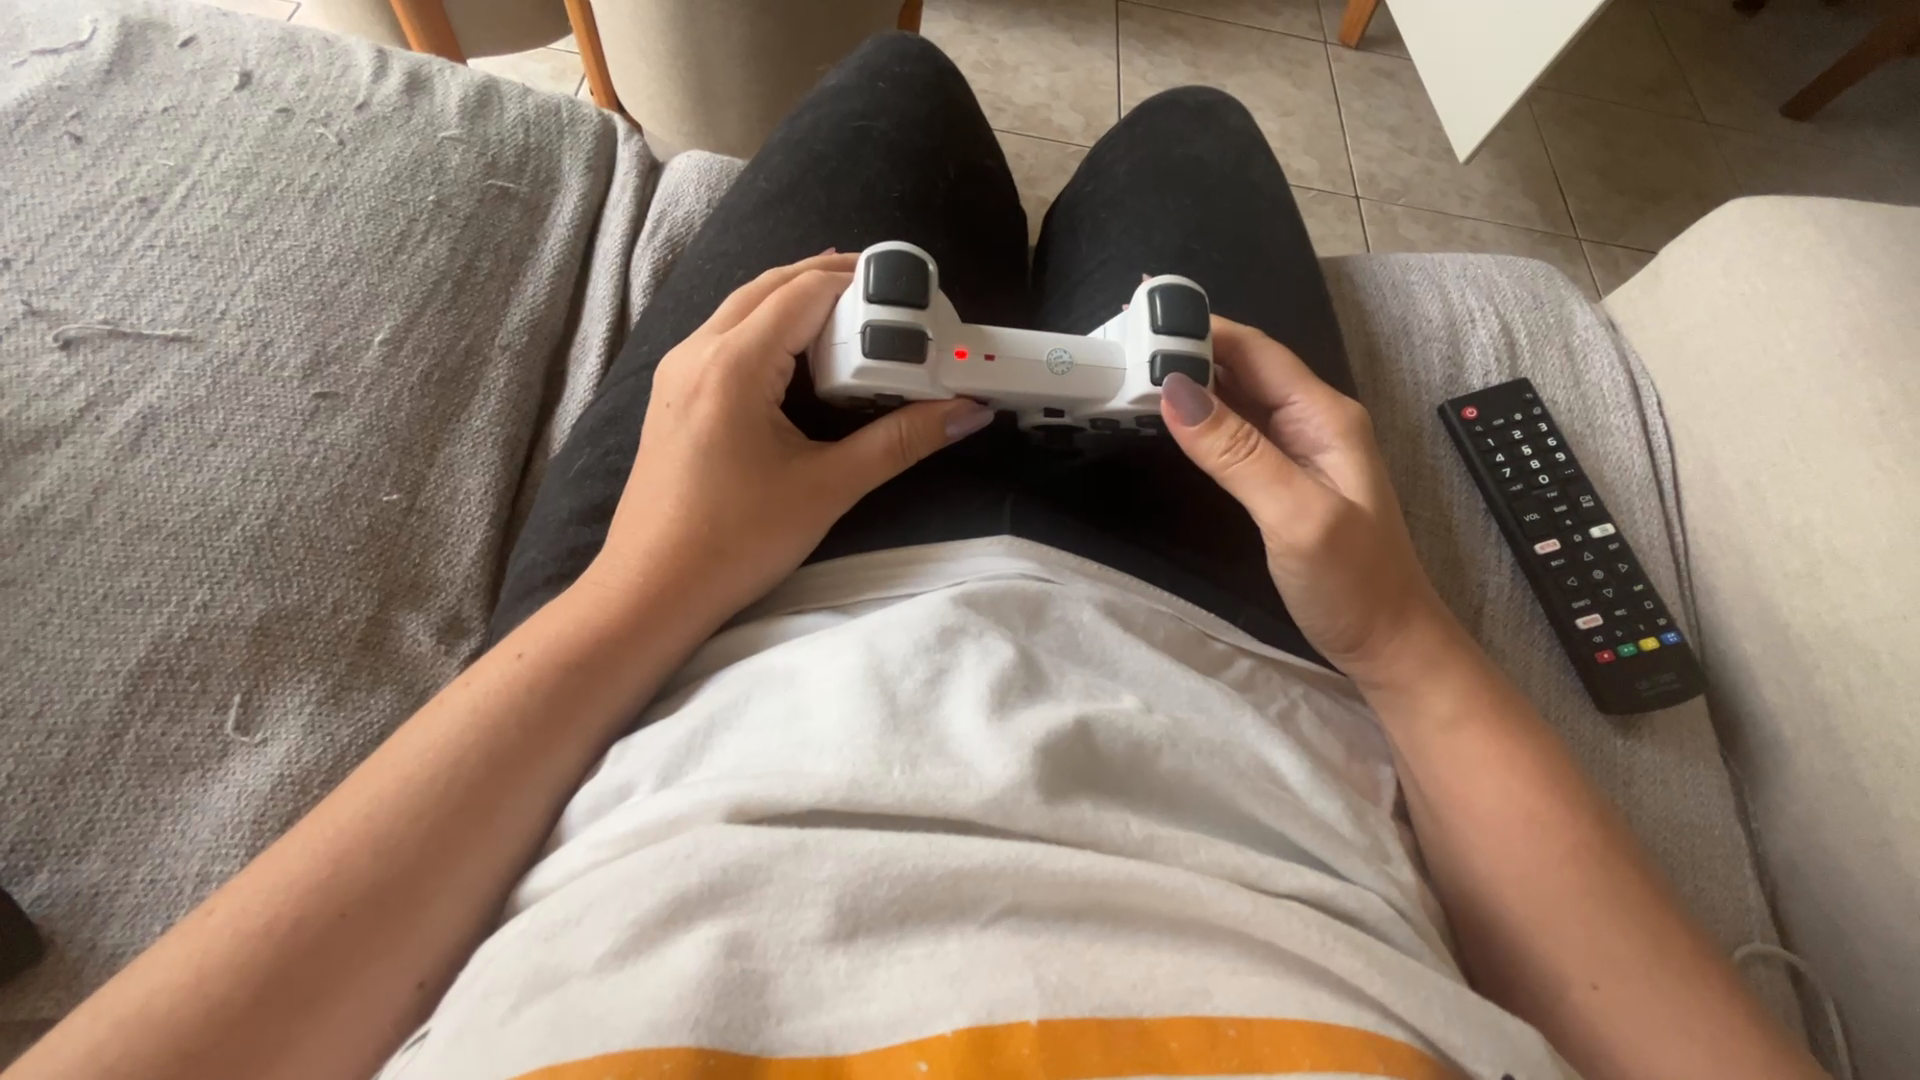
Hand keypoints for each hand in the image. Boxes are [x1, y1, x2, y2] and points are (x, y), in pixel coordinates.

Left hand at [581, 252, 993, 623]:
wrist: (653, 589)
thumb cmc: (737, 541)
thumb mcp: (828, 488)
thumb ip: (901, 441)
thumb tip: (967, 413)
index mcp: (734, 364)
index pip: (805, 292)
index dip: (860, 282)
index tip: (909, 293)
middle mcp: (698, 351)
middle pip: (770, 286)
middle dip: (829, 278)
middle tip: (889, 295)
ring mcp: (678, 372)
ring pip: (743, 308)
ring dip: (797, 300)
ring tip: (853, 315)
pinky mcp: (674, 396)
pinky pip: (726, 336)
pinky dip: (770, 327)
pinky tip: (800, 356)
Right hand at [1159, 317, 1462, 687]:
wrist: (1389, 641)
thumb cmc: (1352, 582)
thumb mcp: (1295, 515)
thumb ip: (1237, 453)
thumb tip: (1175, 392)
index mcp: (1323, 416)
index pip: (1255, 351)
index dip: (1201, 327)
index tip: (1141, 315)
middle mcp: (1311, 422)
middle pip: (1244, 367)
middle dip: (1188, 349)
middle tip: (1123, 342)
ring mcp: (1298, 451)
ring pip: (1237, 399)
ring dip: (1190, 382)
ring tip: (1132, 370)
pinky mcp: (1282, 479)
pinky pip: (1236, 433)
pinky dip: (1200, 420)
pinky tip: (1169, 420)